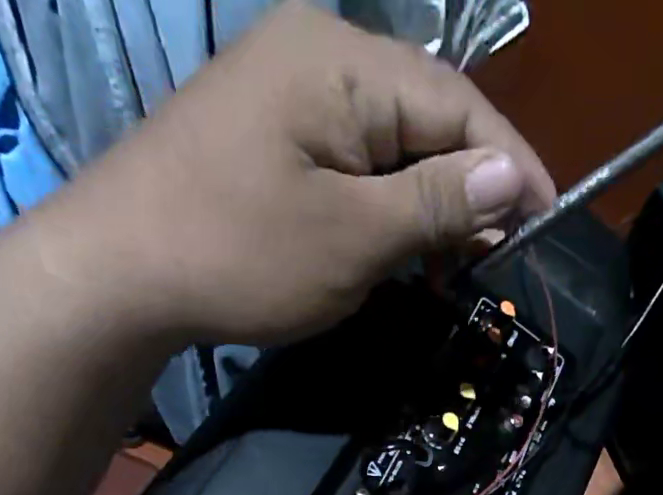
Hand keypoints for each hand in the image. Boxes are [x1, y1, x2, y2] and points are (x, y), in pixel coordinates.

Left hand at [36, 1, 554, 345]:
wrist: (115, 273)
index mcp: (343, 61)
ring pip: (389, 142)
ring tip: (452, 259)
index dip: (512, 166)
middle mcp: (317, 52)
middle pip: (426, 118)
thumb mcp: (353, 238)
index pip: (460, 106)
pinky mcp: (267, 129)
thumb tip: (512, 176)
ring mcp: (285, 88)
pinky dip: (381, 202)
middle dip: (468, 188)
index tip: (548, 221)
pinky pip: (348, 157)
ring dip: (426, 200)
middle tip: (495, 254)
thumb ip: (438, 202)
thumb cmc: (238, 255)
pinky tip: (396, 240)